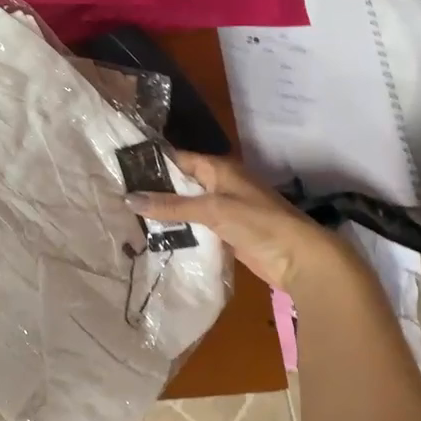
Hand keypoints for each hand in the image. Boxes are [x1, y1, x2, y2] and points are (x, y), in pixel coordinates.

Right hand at [127, 151, 351, 292]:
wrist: (304, 261)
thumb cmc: (260, 223)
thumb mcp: (212, 209)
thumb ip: (170, 205)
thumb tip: (127, 198)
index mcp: (219, 169)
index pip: (176, 159)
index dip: (150, 162)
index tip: (118, 169)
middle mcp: (219, 185)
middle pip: (178, 183)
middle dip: (152, 189)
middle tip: (116, 192)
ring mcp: (223, 210)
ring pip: (184, 206)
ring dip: (163, 211)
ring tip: (126, 214)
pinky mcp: (225, 233)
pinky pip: (193, 226)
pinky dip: (177, 229)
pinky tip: (152, 233)